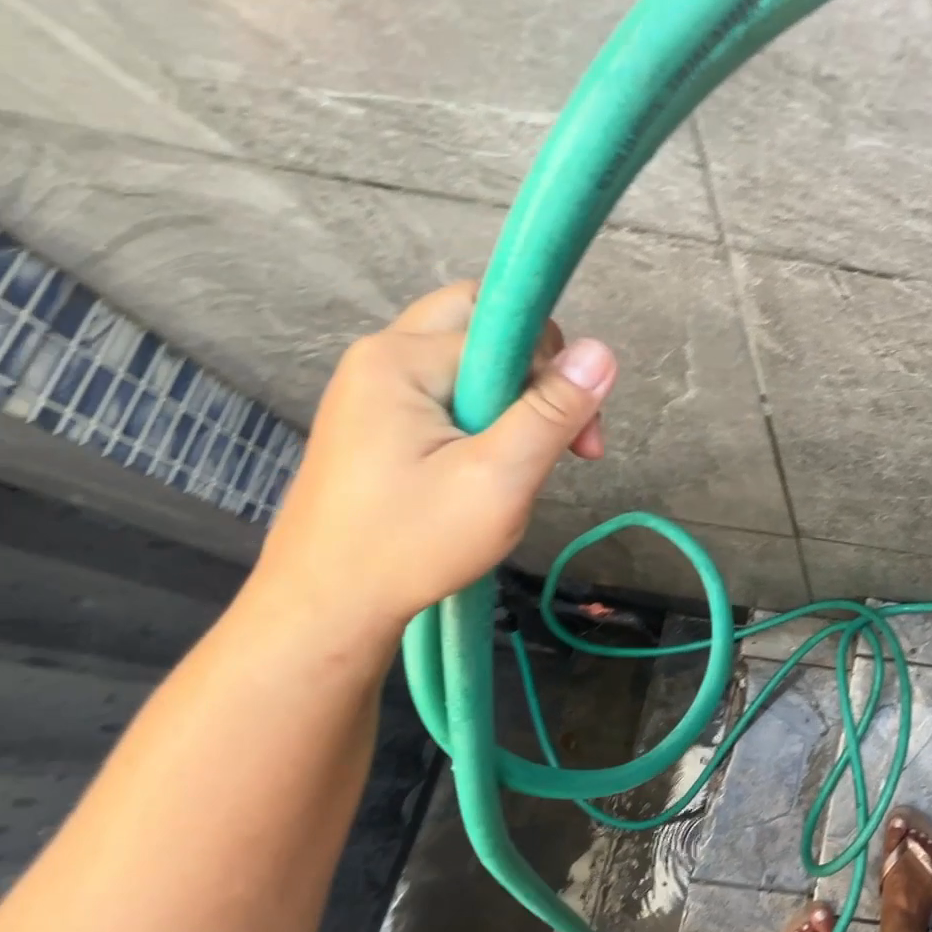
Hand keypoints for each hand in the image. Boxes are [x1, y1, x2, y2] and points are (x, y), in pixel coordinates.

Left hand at [253, 282, 617, 633]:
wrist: (328, 605)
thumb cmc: (411, 543)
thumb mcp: (499, 478)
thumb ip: (552, 411)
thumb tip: (602, 350)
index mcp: (401, 359)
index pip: (508, 331)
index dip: (559, 377)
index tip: (585, 444)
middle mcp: (381, 357)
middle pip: (483, 325)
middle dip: (537, 372)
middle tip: (559, 433)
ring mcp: (375, 388)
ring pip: (471, 360)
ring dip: (517, 398)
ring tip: (527, 460)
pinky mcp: (380, 420)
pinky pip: (451, 391)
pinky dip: (488, 417)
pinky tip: (493, 464)